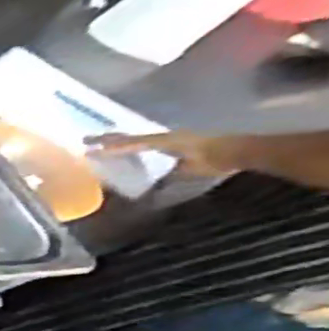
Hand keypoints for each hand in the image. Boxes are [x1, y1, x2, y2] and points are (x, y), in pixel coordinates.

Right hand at [87, 131, 243, 176]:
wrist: (243, 152)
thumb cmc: (213, 161)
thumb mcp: (186, 170)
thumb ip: (162, 178)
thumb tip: (142, 194)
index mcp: (162, 141)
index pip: (129, 144)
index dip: (109, 147)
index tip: (88, 150)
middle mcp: (164, 136)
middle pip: (131, 137)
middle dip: (109, 139)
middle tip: (87, 140)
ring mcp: (173, 137)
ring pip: (139, 138)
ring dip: (121, 140)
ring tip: (103, 143)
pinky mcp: (180, 142)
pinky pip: (150, 141)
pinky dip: (135, 143)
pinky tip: (131, 148)